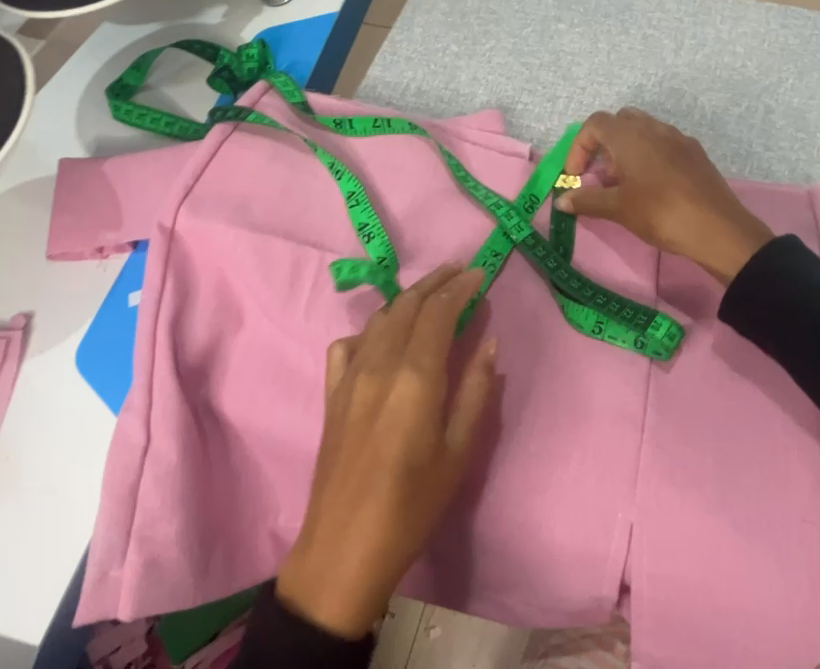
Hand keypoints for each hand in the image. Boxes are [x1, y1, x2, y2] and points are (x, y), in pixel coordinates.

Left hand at [276, 265, 500, 637]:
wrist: (345, 548)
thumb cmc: (413, 506)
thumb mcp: (459, 453)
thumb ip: (475, 392)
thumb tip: (488, 343)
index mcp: (414, 377)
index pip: (438, 313)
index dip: (460, 288)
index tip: (480, 273)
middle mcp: (378, 366)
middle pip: (406, 307)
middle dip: (435, 283)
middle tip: (460, 271)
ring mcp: (349, 378)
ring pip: (378, 320)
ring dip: (406, 300)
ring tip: (430, 294)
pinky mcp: (331, 396)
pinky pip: (349, 345)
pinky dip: (370, 329)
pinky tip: (382, 338)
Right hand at [554, 108, 775, 284]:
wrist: (718, 229)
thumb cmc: (661, 214)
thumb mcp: (619, 209)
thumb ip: (587, 200)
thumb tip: (562, 200)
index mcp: (631, 136)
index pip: (595, 124)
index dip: (579, 147)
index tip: (577, 176)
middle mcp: (654, 128)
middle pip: (621, 121)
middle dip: (605, 144)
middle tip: (603, 176)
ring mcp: (679, 138)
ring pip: (645, 130)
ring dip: (628, 150)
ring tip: (626, 185)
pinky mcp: (696, 153)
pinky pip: (665, 143)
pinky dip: (650, 156)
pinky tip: (653, 187)